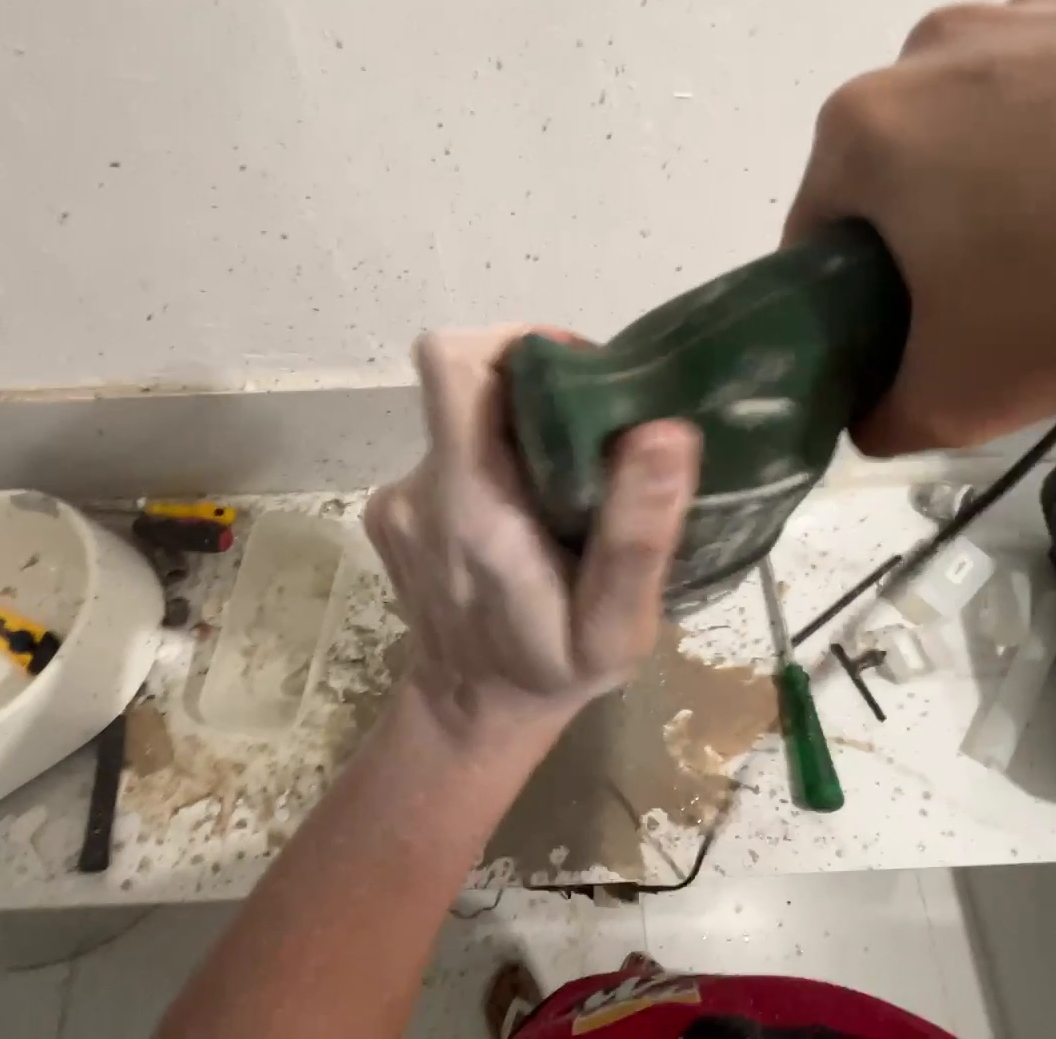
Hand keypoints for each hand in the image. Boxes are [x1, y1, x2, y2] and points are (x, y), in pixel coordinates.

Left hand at [364, 328, 701, 738]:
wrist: (467, 712)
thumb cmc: (549, 672)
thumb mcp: (615, 629)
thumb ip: (637, 536)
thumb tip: (664, 431)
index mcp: (470, 504)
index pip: (453, 364)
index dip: (516, 343)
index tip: (578, 373)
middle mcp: (418, 488)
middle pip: (465, 385)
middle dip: (533, 391)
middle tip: (591, 439)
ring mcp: (395, 499)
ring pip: (461, 423)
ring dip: (515, 436)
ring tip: (561, 491)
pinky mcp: (391, 511)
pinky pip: (447, 455)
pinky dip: (488, 466)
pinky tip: (517, 518)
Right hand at [785, 0, 1055, 454]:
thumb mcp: (961, 397)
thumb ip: (881, 419)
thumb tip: (873, 415)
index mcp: (862, 129)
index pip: (812, 244)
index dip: (844, 313)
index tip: (897, 350)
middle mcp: (933, 50)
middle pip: (895, 187)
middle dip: (925, 255)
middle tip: (991, 315)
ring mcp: (1045, 8)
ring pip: (982, 140)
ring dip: (1002, 201)